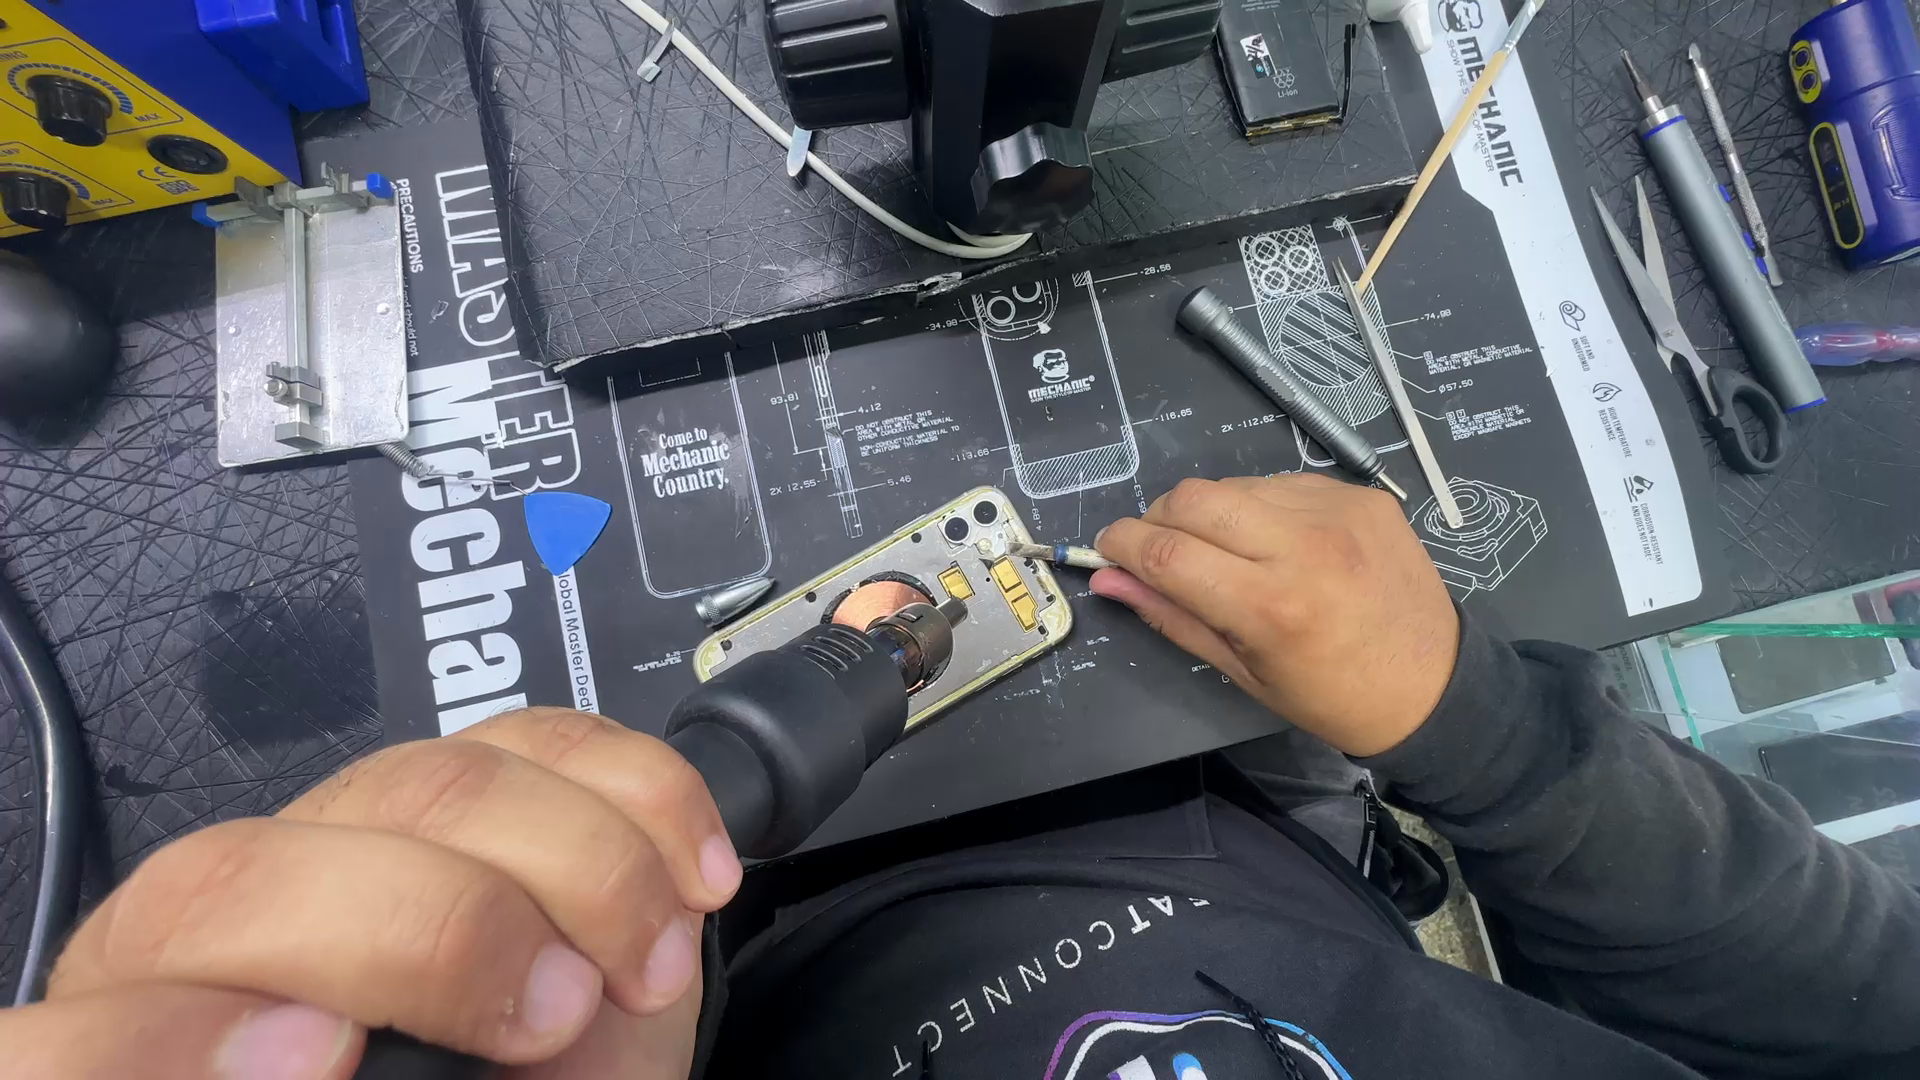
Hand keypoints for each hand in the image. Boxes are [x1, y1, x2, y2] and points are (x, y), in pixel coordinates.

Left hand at [1, 708, 740, 1079]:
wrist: (557, 1060)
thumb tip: (408, 1063)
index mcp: (154, 1050)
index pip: (55, 1056)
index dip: (142, 1055)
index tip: (320, 1061)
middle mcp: (236, 916)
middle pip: (274, 871)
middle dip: (451, 933)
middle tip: (563, 1013)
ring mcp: (371, 812)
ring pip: (450, 777)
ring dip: (591, 870)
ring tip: (655, 962)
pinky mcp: (496, 757)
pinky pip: (573, 738)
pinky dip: (656, 800)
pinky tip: (700, 875)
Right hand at [1092, 474, 1458, 756]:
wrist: (1435, 686)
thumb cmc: (1327, 695)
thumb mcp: (1239, 670)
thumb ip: (1169, 615)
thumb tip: (1107, 580)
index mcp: (1269, 606)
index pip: (1165, 553)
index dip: (1121, 544)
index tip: (1106, 550)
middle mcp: (1301, 545)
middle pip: (1190, 499)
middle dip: (1155, 519)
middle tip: (1159, 549)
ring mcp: (1335, 511)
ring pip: (1229, 485)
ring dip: (1205, 512)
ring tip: (1225, 549)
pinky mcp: (1358, 493)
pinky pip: (1276, 483)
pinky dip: (1254, 506)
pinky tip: (1273, 539)